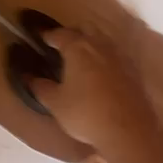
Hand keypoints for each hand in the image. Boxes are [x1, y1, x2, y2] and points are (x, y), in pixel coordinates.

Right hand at [28, 27, 162, 159]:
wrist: (130, 133)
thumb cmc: (86, 114)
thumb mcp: (56, 103)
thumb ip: (40, 87)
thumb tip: (28, 77)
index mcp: (77, 48)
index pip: (59, 34)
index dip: (47, 35)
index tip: (40, 38)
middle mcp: (100, 45)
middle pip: (84, 29)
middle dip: (72, 33)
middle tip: (62, 46)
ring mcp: (120, 57)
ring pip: (103, 40)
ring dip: (92, 43)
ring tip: (82, 57)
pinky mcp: (134, 72)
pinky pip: (116, 56)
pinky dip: (106, 58)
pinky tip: (102, 72)